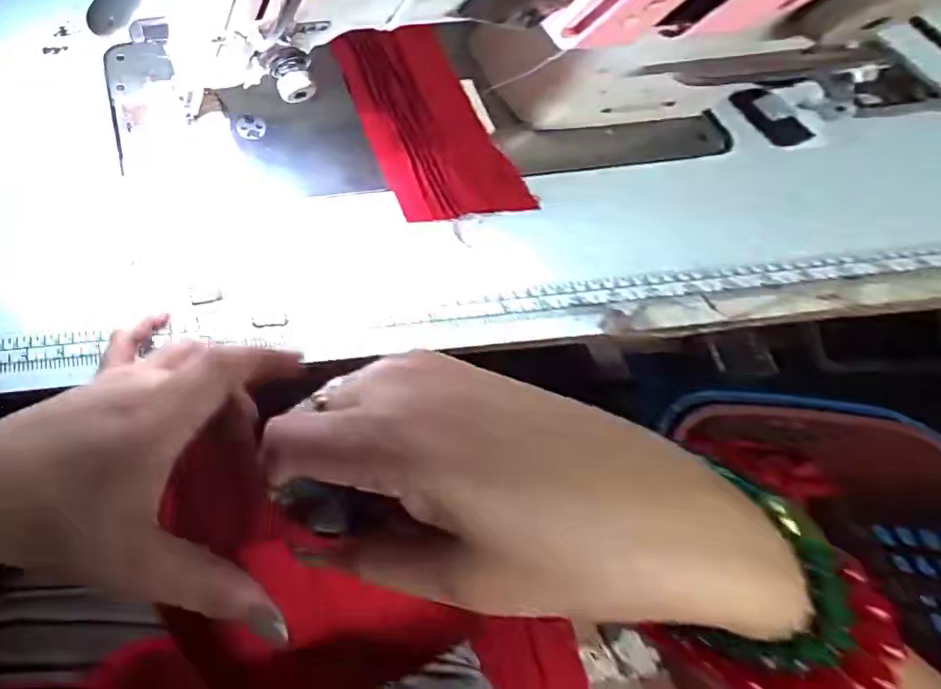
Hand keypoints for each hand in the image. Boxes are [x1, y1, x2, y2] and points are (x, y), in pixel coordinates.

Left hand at [0, 315, 301, 641]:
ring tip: (222, 414)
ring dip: (207, 374)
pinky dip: (153, 329)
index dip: (265, 358)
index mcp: (161, 412)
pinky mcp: (90, 382)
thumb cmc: (63, 519)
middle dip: (240, 390)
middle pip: (206, 362)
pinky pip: (129, 343)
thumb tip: (273, 616)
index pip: (224, 366)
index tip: (299, 363)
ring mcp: (112, 376)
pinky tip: (159, 319)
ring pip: (175, 355)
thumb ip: (208, 584)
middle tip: (251, 442)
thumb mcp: (137, 561)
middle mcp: (141, 380)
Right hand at [260, 351, 808, 638]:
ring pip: (342, 394)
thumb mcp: (461, 577)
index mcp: (390, 436)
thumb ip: (367, 557)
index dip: (275, 481)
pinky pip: (380, 383)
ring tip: (386, 489)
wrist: (666, 506)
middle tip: (346, 515)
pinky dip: (373, 416)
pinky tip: (418, 457)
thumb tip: (311, 544)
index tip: (299, 518)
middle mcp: (393, 382)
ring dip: (340, 438)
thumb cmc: (565, 555)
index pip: (284, 438)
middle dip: (307, 462)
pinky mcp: (449, 362)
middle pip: (308, 412)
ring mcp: (423, 363)